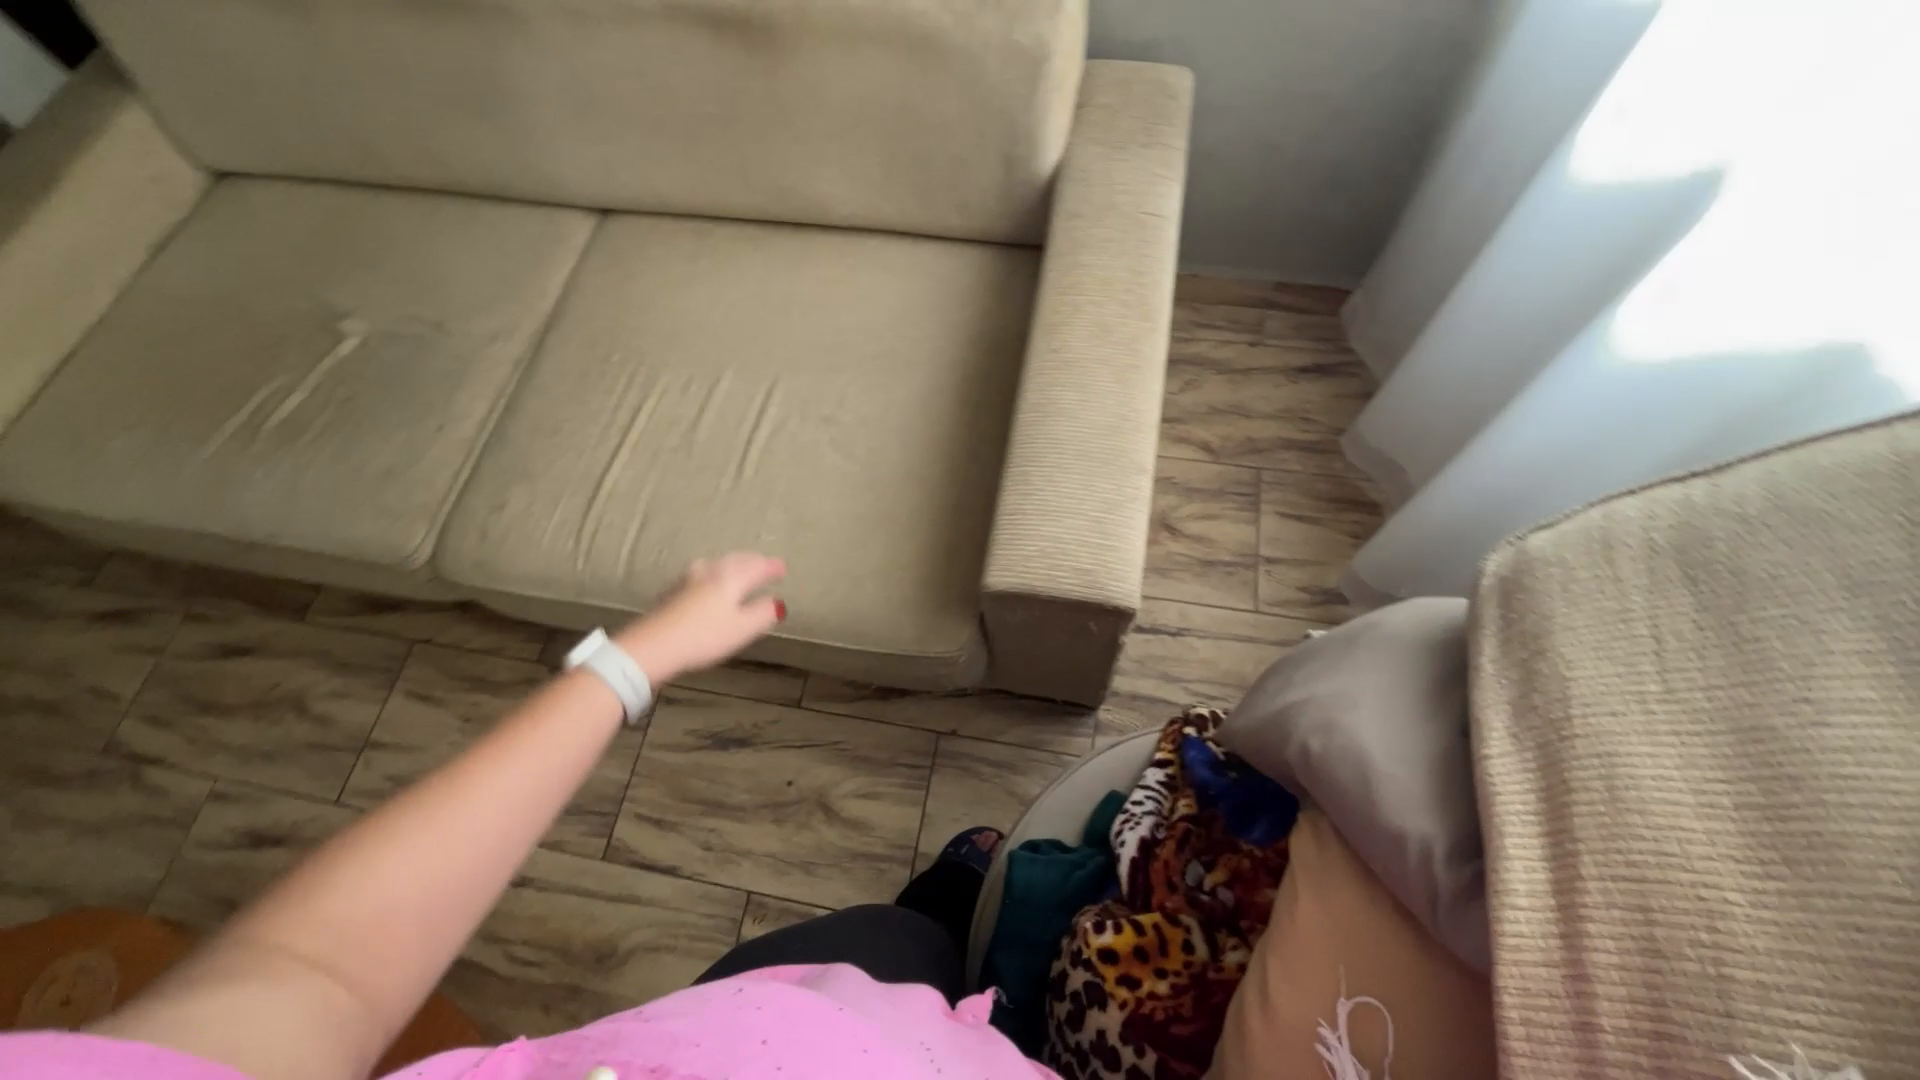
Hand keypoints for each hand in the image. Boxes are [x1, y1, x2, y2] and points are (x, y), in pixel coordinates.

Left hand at [613, 553, 785, 684]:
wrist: (652, 646)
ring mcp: (688, 579)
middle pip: (736, 560)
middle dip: (753, 561)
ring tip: (740, 570)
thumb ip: (763, 613)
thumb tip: (778, 603)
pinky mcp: (673, 591)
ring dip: (733, 565)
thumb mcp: (742, 629)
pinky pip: (703, 574)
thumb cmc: (703, 637)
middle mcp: (710, 571)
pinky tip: (711, 584)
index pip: (757, 567)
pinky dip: (716, 575)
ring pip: (717, 565)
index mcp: (731, 577)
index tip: (783, 568)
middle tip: (765, 565)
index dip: (772, 567)